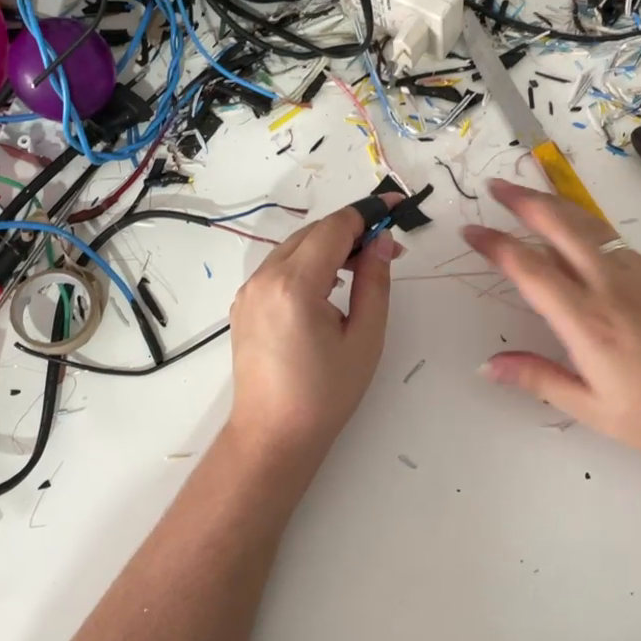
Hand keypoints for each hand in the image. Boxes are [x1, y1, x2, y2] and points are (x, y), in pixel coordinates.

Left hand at [225, 196, 400, 455]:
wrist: (273, 435)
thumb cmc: (325, 394)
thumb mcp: (364, 338)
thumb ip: (374, 282)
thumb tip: (381, 241)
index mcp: (295, 285)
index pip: (334, 228)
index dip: (368, 212)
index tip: (397, 206)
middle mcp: (264, 278)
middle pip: (312, 233)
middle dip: (350, 230)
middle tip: (386, 246)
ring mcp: (248, 291)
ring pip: (293, 247)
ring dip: (327, 246)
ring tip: (360, 267)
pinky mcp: (243, 305)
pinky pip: (278, 268)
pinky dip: (305, 264)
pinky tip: (327, 286)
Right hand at [462, 179, 640, 464]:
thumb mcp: (592, 409)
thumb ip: (538, 379)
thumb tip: (488, 366)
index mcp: (587, 321)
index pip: (530, 270)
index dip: (496, 245)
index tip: (469, 232)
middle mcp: (610, 287)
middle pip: (561, 228)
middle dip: (525, 202)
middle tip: (496, 187)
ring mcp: (637, 277)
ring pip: (588, 225)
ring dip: (554, 205)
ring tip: (528, 194)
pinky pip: (610, 238)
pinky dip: (582, 221)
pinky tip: (575, 226)